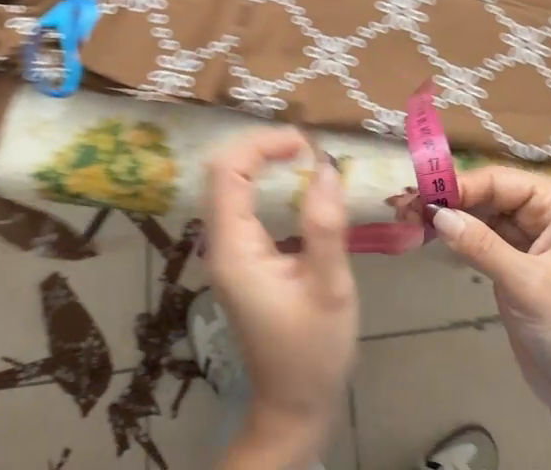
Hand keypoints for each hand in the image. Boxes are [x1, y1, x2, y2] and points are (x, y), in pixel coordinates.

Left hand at [206, 129, 357, 467]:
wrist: (294, 406)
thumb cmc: (313, 351)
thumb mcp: (329, 287)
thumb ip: (325, 225)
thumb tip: (326, 165)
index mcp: (233, 249)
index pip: (227, 171)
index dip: (262, 144)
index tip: (306, 145)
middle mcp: (221, 245)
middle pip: (224, 173)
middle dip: (262, 148)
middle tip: (308, 150)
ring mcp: (229, 253)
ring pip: (232, 187)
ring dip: (265, 165)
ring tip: (308, 161)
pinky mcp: (242, 260)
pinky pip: (245, 207)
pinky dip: (268, 186)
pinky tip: (300, 190)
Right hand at [428, 167, 550, 414]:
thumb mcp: (527, 285)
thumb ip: (481, 246)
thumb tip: (437, 214)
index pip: (501, 181)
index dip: (460, 185)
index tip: (420, 194)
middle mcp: (543, 213)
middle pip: (486, 193)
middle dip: (447, 198)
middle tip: (402, 205)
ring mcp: (525, 239)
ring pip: (478, 215)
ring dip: (445, 216)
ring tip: (404, 217)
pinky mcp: (510, 264)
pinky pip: (477, 239)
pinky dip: (452, 237)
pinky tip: (425, 234)